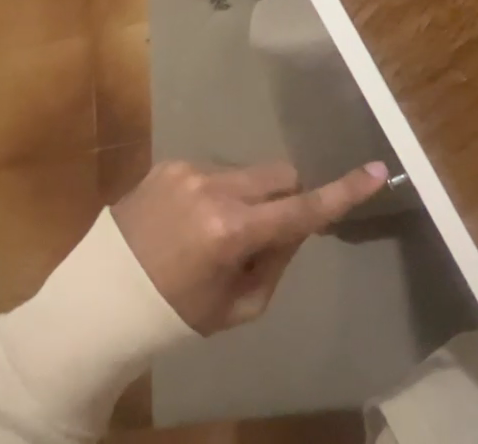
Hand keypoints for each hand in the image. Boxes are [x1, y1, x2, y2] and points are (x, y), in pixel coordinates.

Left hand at [112, 159, 388, 333]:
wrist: (100, 299)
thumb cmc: (174, 313)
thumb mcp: (236, 306)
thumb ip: (276, 261)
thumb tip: (294, 224)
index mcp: (231, 231)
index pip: (302, 209)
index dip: (343, 193)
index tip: (377, 171)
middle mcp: (213, 189)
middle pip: (281, 176)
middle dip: (285, 199)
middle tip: (263, 235)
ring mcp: (188, 171)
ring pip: (247, 174)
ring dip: (247, 198)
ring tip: (209, 235)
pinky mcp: (169, 163)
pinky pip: (214, 172)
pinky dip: (216, 194)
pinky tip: (186, 223)